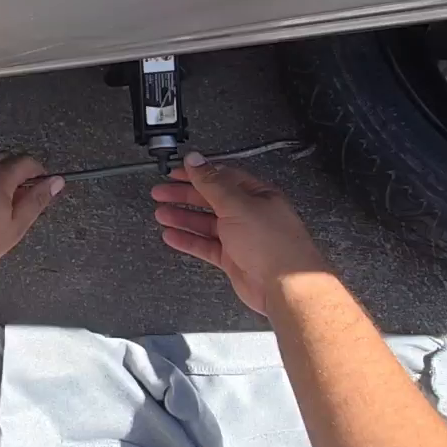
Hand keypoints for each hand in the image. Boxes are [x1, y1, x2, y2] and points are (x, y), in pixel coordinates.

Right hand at [150, 152, 329, 314]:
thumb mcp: (237, 205)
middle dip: (183, 195)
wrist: (285, 286)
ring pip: (204, 223)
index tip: (175, 173)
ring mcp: (240, 237)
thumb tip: (195, 160)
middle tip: (161, 192)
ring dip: (182, 217)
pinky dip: (187, 240)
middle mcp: (249, 214)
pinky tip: (173, 235)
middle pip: (210, 199)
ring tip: (162, 213)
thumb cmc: (274, 245)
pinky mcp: (232, 258)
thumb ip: (212, 183)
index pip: (220, 177)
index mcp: (256, 195)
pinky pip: (204, 245)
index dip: (196, 173)